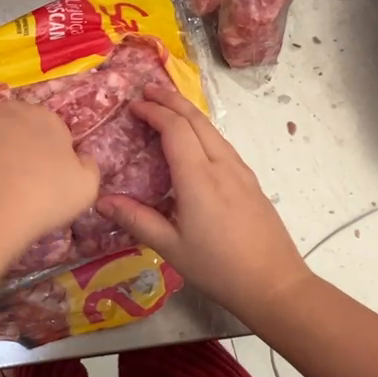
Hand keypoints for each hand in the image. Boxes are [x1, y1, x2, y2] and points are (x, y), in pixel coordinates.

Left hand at [0, 102, 99, 253]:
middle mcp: (14, 108)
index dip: (52, 155)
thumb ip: (89, 164)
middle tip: (20, 178)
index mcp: (48, 118)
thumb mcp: (87, 187)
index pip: (54, 131)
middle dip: (22, 144)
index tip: (46, 178)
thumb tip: (81, 155)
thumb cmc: (43, 199)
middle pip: (21, 124)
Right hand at [97, 84, 311, 319]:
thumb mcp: (171, 248)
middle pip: (196, 120)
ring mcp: (240, 171)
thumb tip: (101, 201)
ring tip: (167, 106)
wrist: (276, 285)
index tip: (133, 105)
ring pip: (212, 129)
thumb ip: (137, 220)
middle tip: (147, 90)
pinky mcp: (250, 181)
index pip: (175, 129)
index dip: (154, 112)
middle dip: (170, 100)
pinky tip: (194, 139)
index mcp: (199, 178)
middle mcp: (221, 166)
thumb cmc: (220, 268)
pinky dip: (201, 129)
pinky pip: (221, 143)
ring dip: (187, 112)